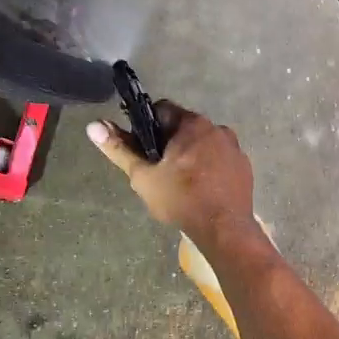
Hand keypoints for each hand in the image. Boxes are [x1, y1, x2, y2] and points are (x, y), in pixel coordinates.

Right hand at [88, 101, 258, 245]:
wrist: (224, 229)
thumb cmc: (181, 199)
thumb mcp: (143, 176)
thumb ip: (119, 149)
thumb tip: (93, 126)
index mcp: (193, 124)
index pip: (162, 110)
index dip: (147, 127)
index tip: (143, 149)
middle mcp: (218, 129)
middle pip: (185, 128)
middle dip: (170, 144)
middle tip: (159, 171)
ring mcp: (235, 148)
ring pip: (204, 145)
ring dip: (191, 156)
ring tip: (181, 183)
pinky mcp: (245, 168)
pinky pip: (221, 160)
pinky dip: (210, 169)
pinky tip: (202, 190)